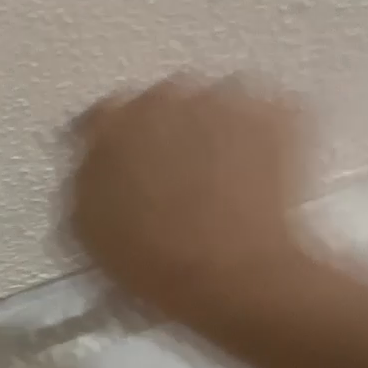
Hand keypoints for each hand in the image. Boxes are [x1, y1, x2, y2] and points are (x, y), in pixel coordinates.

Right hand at [67, 76, 320, 334]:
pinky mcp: (280, 111)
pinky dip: (255, 136)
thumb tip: (98, 161)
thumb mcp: (87, 223)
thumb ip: (88, 179)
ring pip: (213, 103)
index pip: (101, 116)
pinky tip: (250, 173)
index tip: (114, 165)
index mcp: (112, 125)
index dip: (108, 141)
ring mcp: (227, 99)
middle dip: (161, 129)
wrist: (227, 270)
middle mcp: (168, 96)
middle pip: (160, 102)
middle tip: (166, 171)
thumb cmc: (143, 256)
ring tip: (212, 172)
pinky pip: (262, 115)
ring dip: (208, 128)